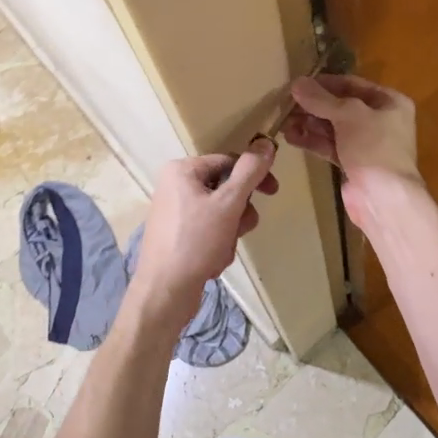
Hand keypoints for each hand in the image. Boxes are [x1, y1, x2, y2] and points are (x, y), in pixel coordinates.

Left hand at [128, 138, 278, 327]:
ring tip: (221, 251)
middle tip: (238, 229)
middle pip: (225, 189)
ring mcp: (175, 213)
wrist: (164, 294)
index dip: (253, 176)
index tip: (273, 192)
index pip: (228, 162)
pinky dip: (217, 245)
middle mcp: (175, 186)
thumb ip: (249, 172)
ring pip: (220, 214)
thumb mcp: (228, 204)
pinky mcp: (177, 237)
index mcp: (181, 170)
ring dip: (229, 233)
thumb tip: (266, 143)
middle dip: (237, 214)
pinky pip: (208, 232)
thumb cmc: (195, 242)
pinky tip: (211, 262)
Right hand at [282, 75, 422, 238]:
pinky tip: (291, 137)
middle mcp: (381, 120)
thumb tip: (296, 83)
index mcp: (390, 102)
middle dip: (314, 106)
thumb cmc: (374, 148)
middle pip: (341, 107)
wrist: (385, 200)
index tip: (299, 84)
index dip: (325, 83)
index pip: (352, 85)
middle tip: (286, 104)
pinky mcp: (354, 165)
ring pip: (334, 128)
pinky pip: (331, 147)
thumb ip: (321, 99)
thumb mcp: (349, 115)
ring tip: (283, 121)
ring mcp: (367, 145)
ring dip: (309, 124)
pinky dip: (313, 141)